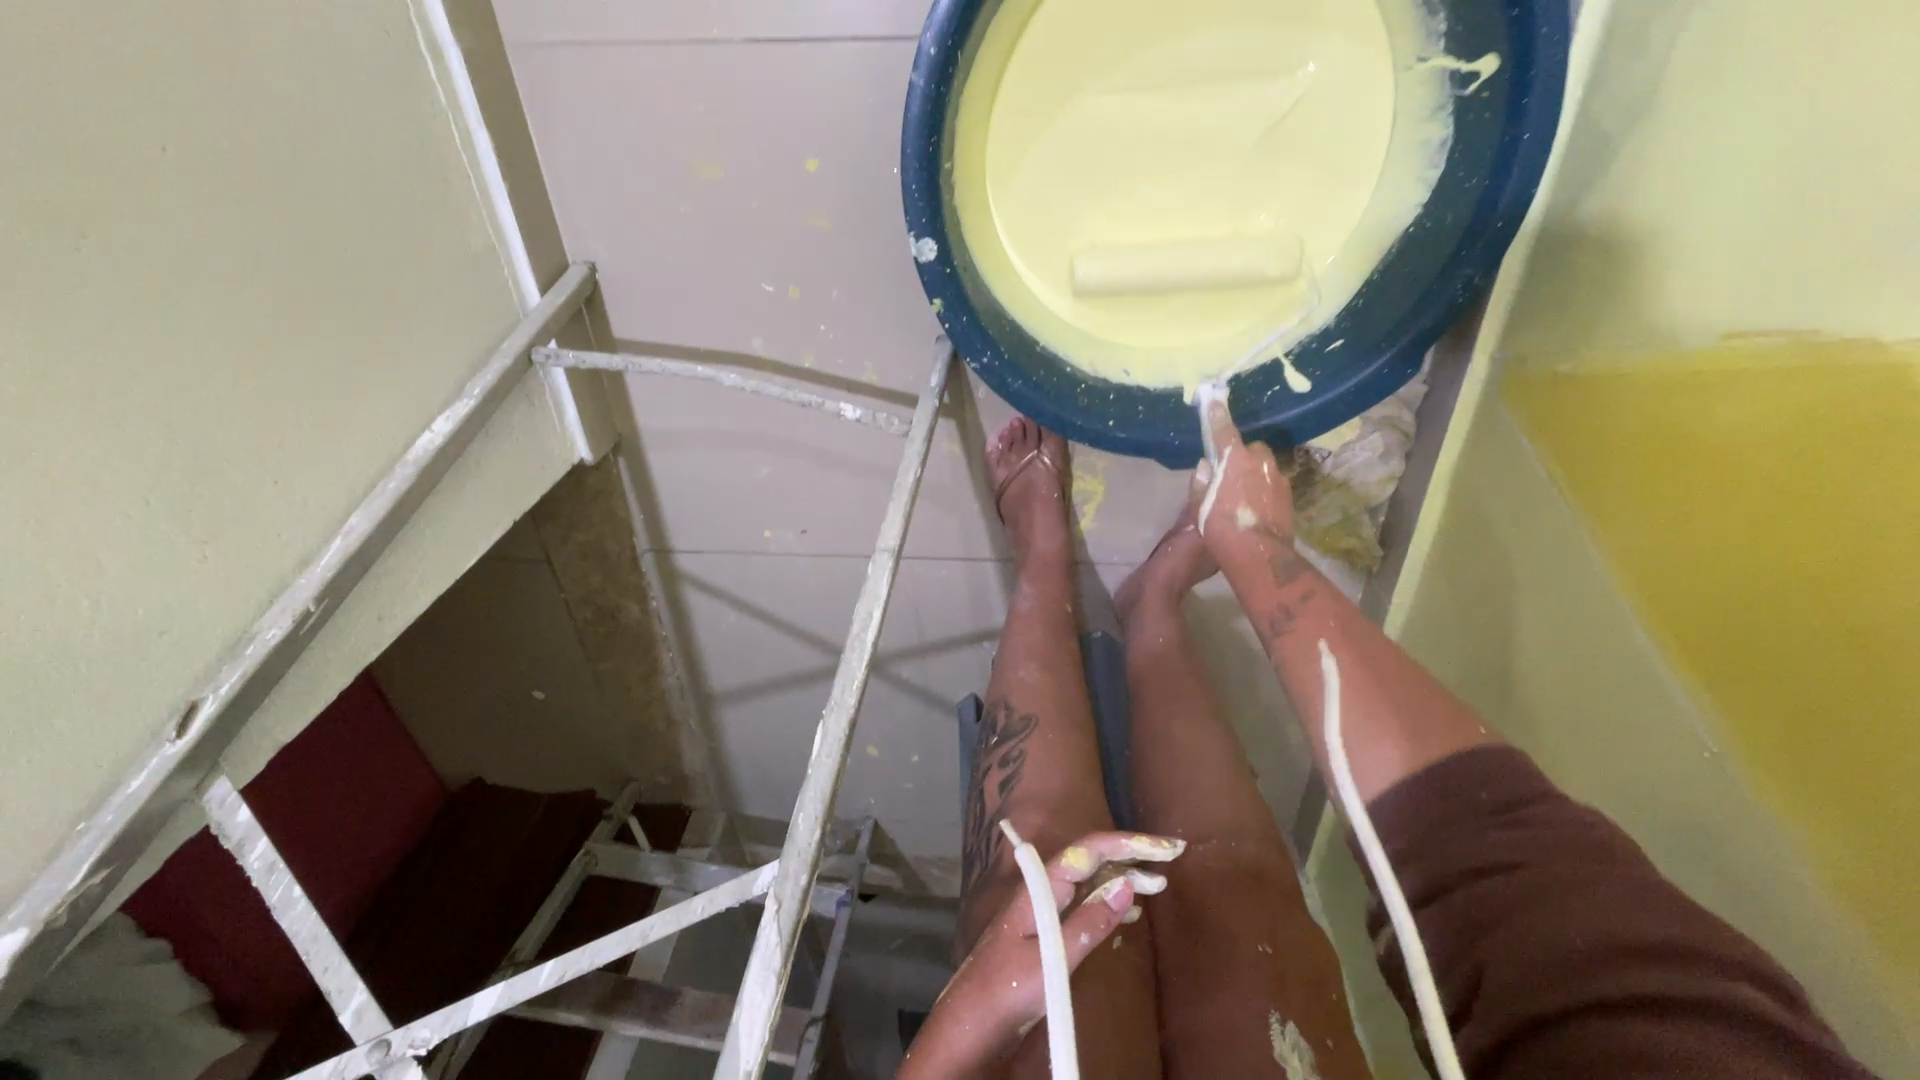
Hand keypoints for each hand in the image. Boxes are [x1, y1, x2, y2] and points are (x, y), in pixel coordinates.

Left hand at [901, 831, 1185, 1077]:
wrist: (972, 1022)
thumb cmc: (1007, 989)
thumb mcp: (1053, 959)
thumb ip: (1089, 922)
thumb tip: (1127, 885)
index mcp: (1042, 887)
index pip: (1089, 850)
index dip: (1128, 842)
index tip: (1164, 846)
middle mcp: (1045, 891)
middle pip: (1092, 860)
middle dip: (1132, 854)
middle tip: (1172, 856)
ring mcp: (1046, 911)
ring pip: (1092, 883)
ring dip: (1126, 878)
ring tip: (1160, 883)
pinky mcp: (1049, 933)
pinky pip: (1086, 907)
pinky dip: (1113, 904)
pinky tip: (1132, 912)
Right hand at [1191, 399, 1295, 580]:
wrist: (1259, 555)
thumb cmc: (1221, 528)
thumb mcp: (1200, 507)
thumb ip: (1202, 482)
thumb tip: (1206, 466)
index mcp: (1234, 461)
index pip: (1223, 431)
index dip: (1217, 414)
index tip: (1214, 398)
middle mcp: (1260, 463)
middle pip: (1251, 449)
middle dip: (1242, 456)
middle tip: (1229, 474)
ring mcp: (1279, 479)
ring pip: (1265, 467)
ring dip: (1255, 474)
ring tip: (1243, 496)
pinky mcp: (1289, 496)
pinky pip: (1273, 484)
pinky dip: (1264, 490)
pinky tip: (1255, 509)